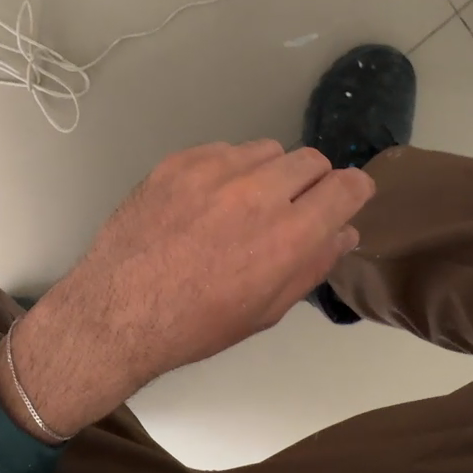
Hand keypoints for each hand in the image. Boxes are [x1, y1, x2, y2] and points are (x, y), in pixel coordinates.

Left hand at [0, 142, 372, 442]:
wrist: (118, 308)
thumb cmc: (197, 322)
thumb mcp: (266, 309)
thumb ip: (311, 264)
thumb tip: (342, 232)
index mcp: (288, 236)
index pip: (346, 187)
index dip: (354, 190)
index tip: (346, 197)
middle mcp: (257, 192)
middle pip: (310, 159)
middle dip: (312, 181)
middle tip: (292, 207)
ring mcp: (215, 170)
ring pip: (267, 149)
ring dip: (268, 172)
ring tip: (243, 204)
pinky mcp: (180, 160)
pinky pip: (223, 149)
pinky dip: (227, 168)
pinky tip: (207, 199)